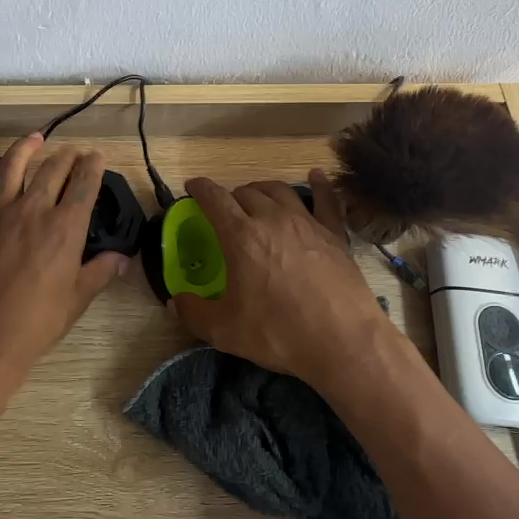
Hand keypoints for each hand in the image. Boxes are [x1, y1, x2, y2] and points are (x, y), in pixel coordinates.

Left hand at [0, 133, 129, 378]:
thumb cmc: (35, 323)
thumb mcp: (76, 300)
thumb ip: (100, 273)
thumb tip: (123, 258)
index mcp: (64, 228)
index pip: (84, 184)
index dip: (93, 166)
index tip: (97, 157)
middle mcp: (33, 210)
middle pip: (53, 169)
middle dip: (67, 156)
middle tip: (74, 153)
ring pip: (13, 166)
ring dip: (27, 148)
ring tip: (36, 138)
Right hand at [168, 170, 398, 391]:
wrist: (344, 342)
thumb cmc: (279, 333)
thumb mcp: (225, 331)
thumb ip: (194, 313)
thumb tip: (175, 301)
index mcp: (241, 236)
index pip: (215, 199)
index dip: (200, 189)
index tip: (192, 186)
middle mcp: (272, 219)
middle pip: (247, 192)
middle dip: (231, 196)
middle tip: (226, 210)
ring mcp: (307, 223)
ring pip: (280, 190)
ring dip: (263, 189)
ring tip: (257, 197)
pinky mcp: (334, 235)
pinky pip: (326, 200)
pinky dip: (319, 185)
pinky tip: (316, 176)